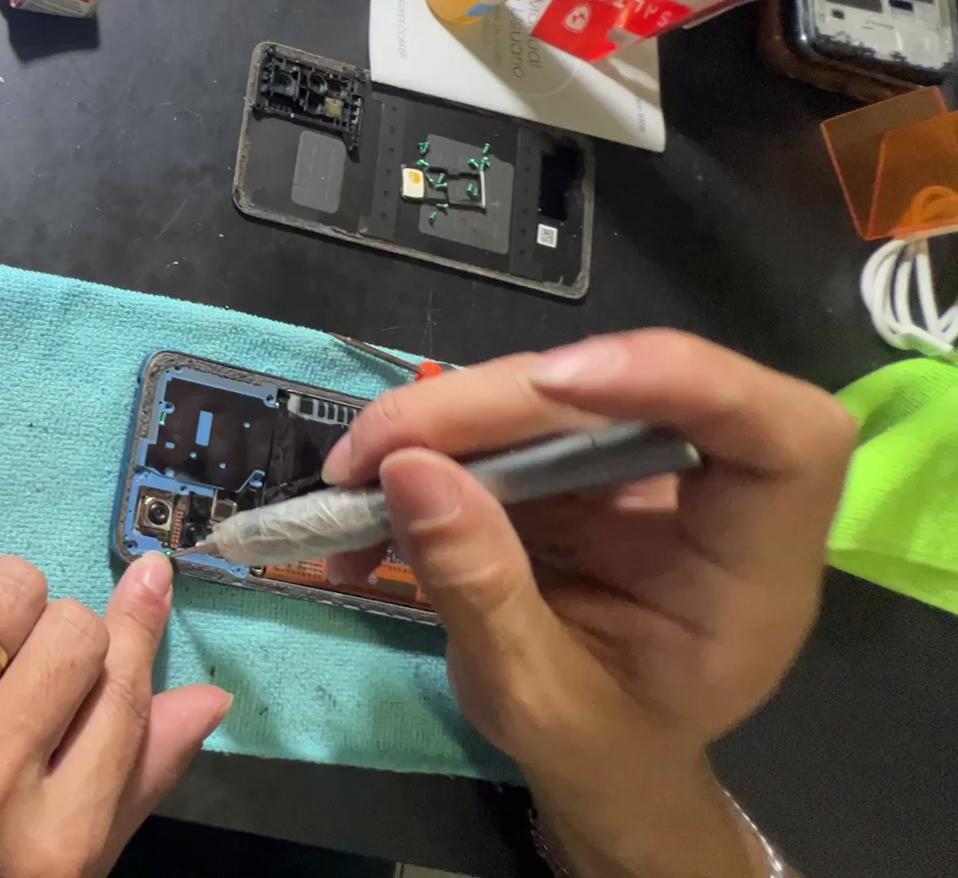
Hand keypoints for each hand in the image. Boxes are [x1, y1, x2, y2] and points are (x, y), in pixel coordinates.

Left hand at [0, 554, 230, 877]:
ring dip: (2, 609)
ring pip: (7, 588)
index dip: (137, 624)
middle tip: (22, 672)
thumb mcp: (63, 857)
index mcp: (55, 840)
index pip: (124, 689)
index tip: (146, 575)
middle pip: (72, 630)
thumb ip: (138, 772)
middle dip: (59, 634)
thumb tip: (213, 694)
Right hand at [322, 329, 853, 874]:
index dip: (679, 381)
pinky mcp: (544, 466)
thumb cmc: (593, 737)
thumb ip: (479, 589)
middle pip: (596, 401)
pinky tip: (358, 505)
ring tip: (346, 484)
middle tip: (367, 456)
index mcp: (739, 564)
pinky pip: (472, 428)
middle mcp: (680, 495)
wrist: (584, 742)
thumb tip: (408, 468)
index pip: (776, 436)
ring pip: (520, 399)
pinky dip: (403, 453)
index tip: (551, 383)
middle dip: (469, 410)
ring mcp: (606, 472)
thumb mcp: (530, 693)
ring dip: (418, 425)